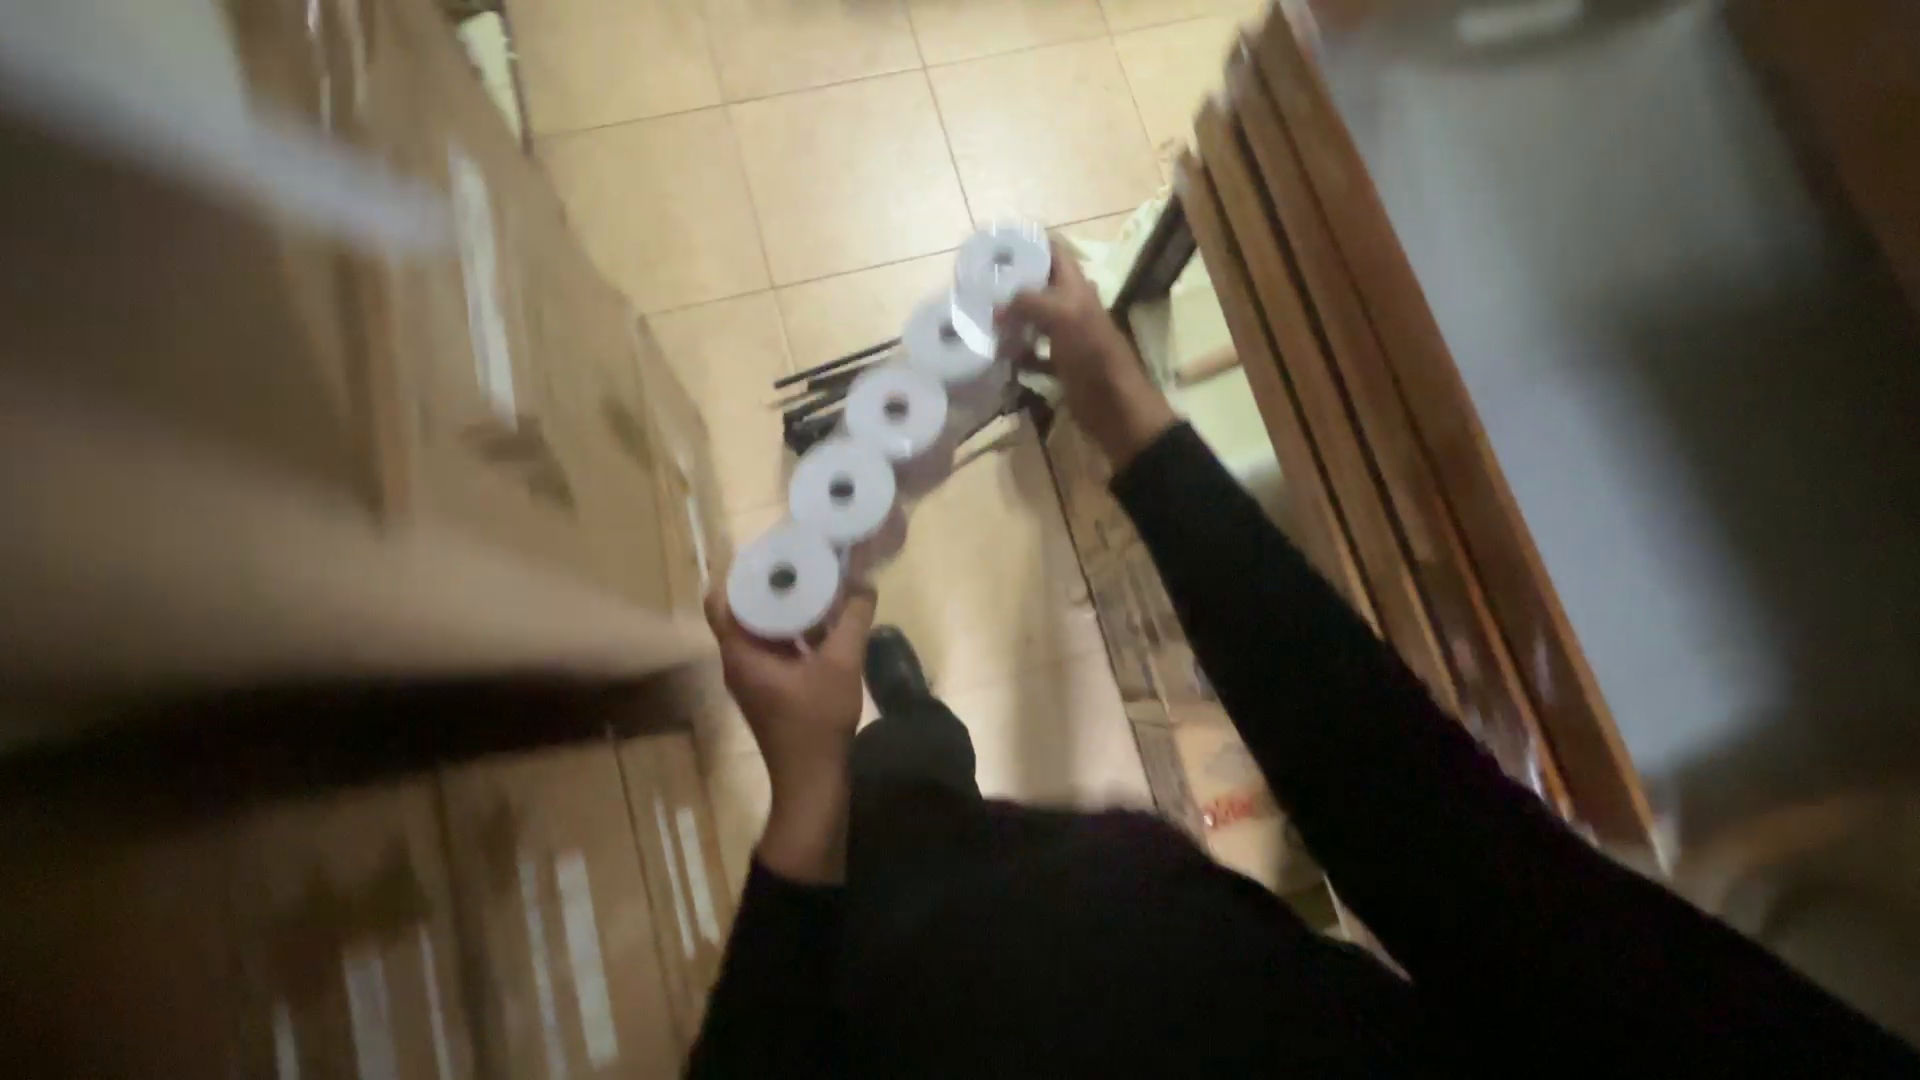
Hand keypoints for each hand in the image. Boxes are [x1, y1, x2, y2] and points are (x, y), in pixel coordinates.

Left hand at [704, 584, 876, 882]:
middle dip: (768, 584)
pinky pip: (775, 646)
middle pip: (742, 611)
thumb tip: (864, 585)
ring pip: (761, 630)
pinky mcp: (771, 688)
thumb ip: (853, 621)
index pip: (720, 602)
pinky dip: (793, 629)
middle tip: (798, 558)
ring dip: (783, 607)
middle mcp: (739, 661)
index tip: (768, 552)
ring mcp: (754, 676)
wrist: (813, 781)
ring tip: (813, 580)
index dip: (738, 573)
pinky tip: (823, 618)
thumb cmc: (816, 722)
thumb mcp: (841, 664)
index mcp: (741, 653)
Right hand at [999, 237, 1177, 466]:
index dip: (1030, 244)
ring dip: (1011, 321)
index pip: (1054, 253)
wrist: (1116, 408)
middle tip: (979, 286)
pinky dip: (1017, 356)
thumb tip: (996, 305)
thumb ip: (1029, 303)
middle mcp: (1072, 308)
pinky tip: (998, 357)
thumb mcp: (1063, 318)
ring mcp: (1067, 338)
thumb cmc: (1093, 357)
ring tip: (981, 319)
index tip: (996, 247)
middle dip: (1012, 285)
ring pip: (1034, 321)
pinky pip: (1033, 356)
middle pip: (1040, 287)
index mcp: (1077, 289)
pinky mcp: (1062, 367)